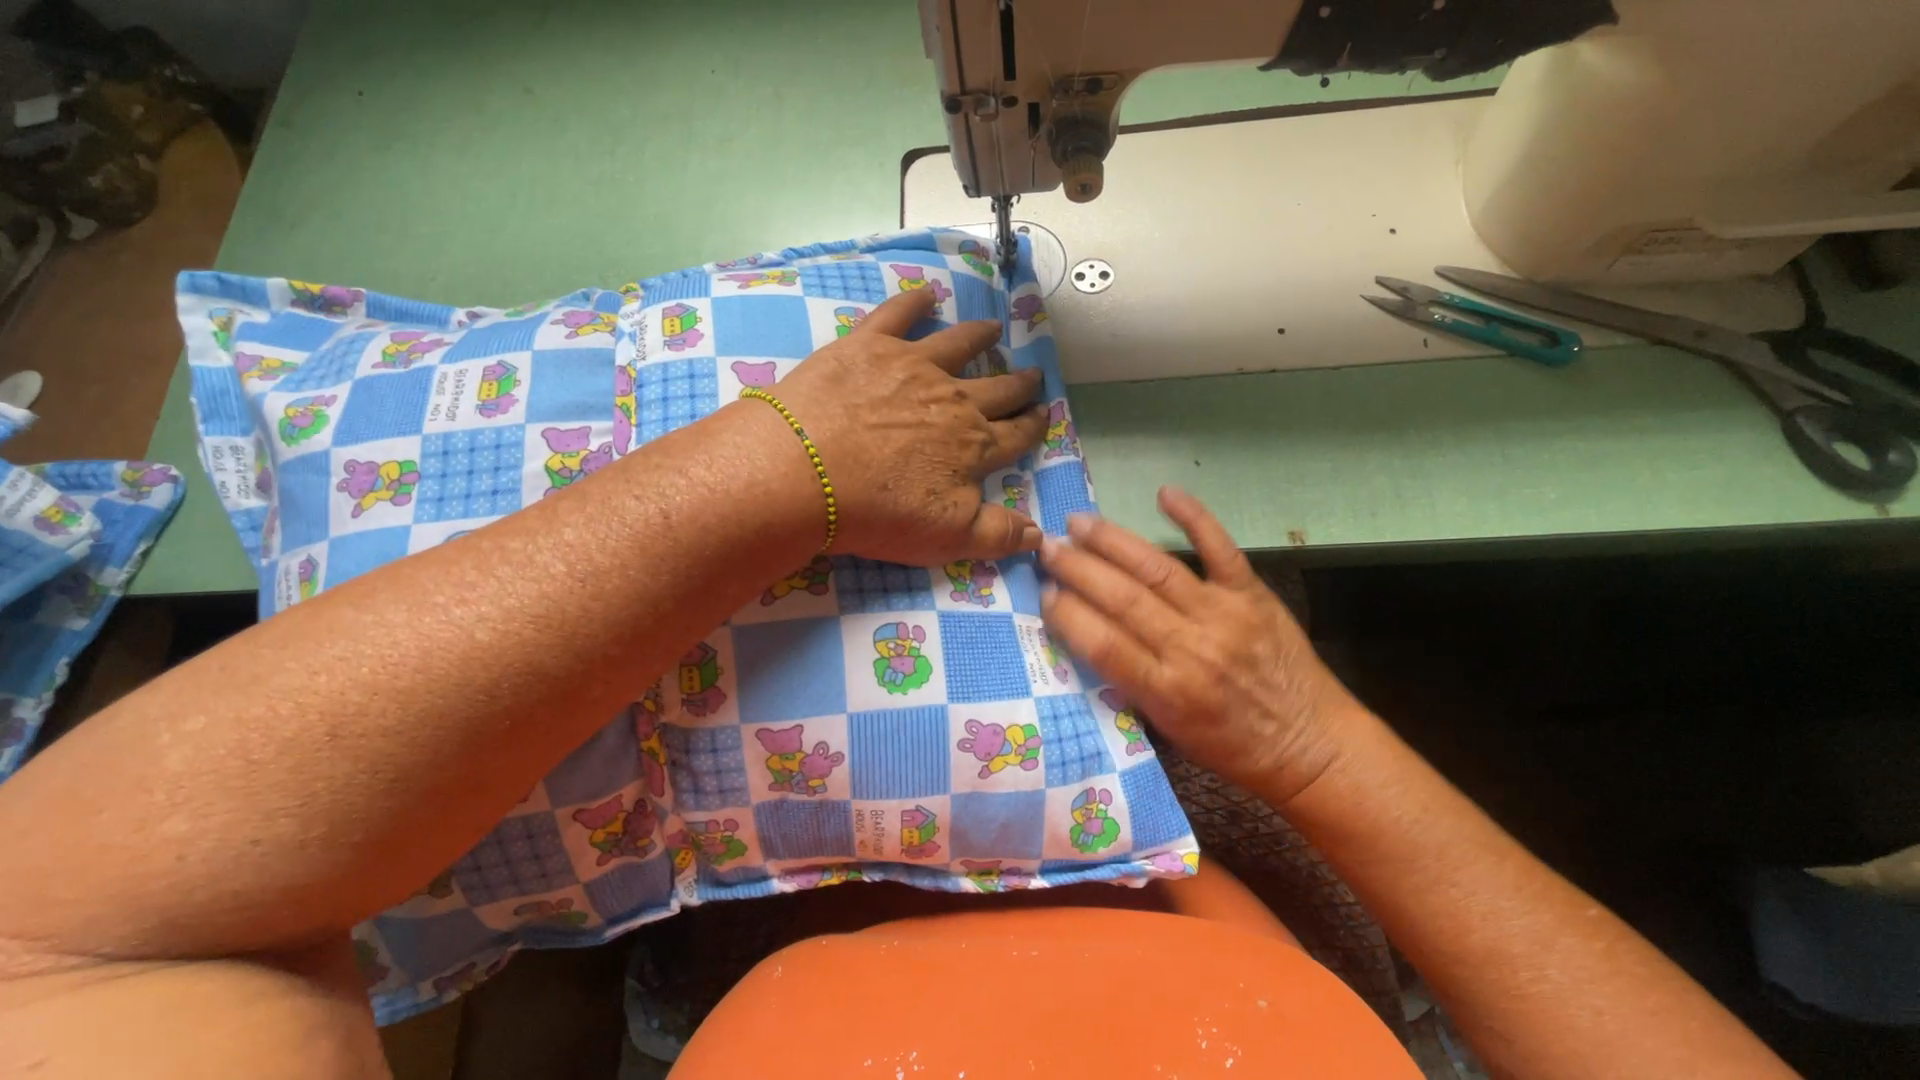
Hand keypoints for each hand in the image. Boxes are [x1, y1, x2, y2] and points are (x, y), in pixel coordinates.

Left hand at [771, 288, 1046, 564]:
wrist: (806, 472)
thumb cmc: (878, 512)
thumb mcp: (946, 537)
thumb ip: (996, 533)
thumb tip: (1039, 533)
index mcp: (973, 446)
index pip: (1015, 435)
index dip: (1032, 426)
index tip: (1044, 415)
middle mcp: (953, 399)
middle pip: (996, 389)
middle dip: (1018, 384)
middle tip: (1033, 375)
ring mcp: (912, 366)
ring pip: (957, 345)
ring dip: (979, 336)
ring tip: (993, 329)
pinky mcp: (869, 345)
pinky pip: (898, 315)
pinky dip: (915, 301)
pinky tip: (927, 293)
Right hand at [1040, 487, 1364, 802]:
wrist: (1310, 746)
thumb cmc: (1231, 747)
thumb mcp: (1169, 732)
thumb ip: (1130, 686)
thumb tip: (1088, 638)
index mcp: (1166, 692)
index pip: (1101, 644)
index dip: (1066, 614)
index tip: (1043, 593)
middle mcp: (1191, 650)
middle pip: (1121, 598)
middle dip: (1076, 568)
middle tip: (1046, 548)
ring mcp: (1224, 616)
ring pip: (1156, 569)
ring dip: (1111, 542)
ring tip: (1077, 522)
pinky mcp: (1253, 595)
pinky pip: (1219, 549)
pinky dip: (1193, 517)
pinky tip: (1164, 493)